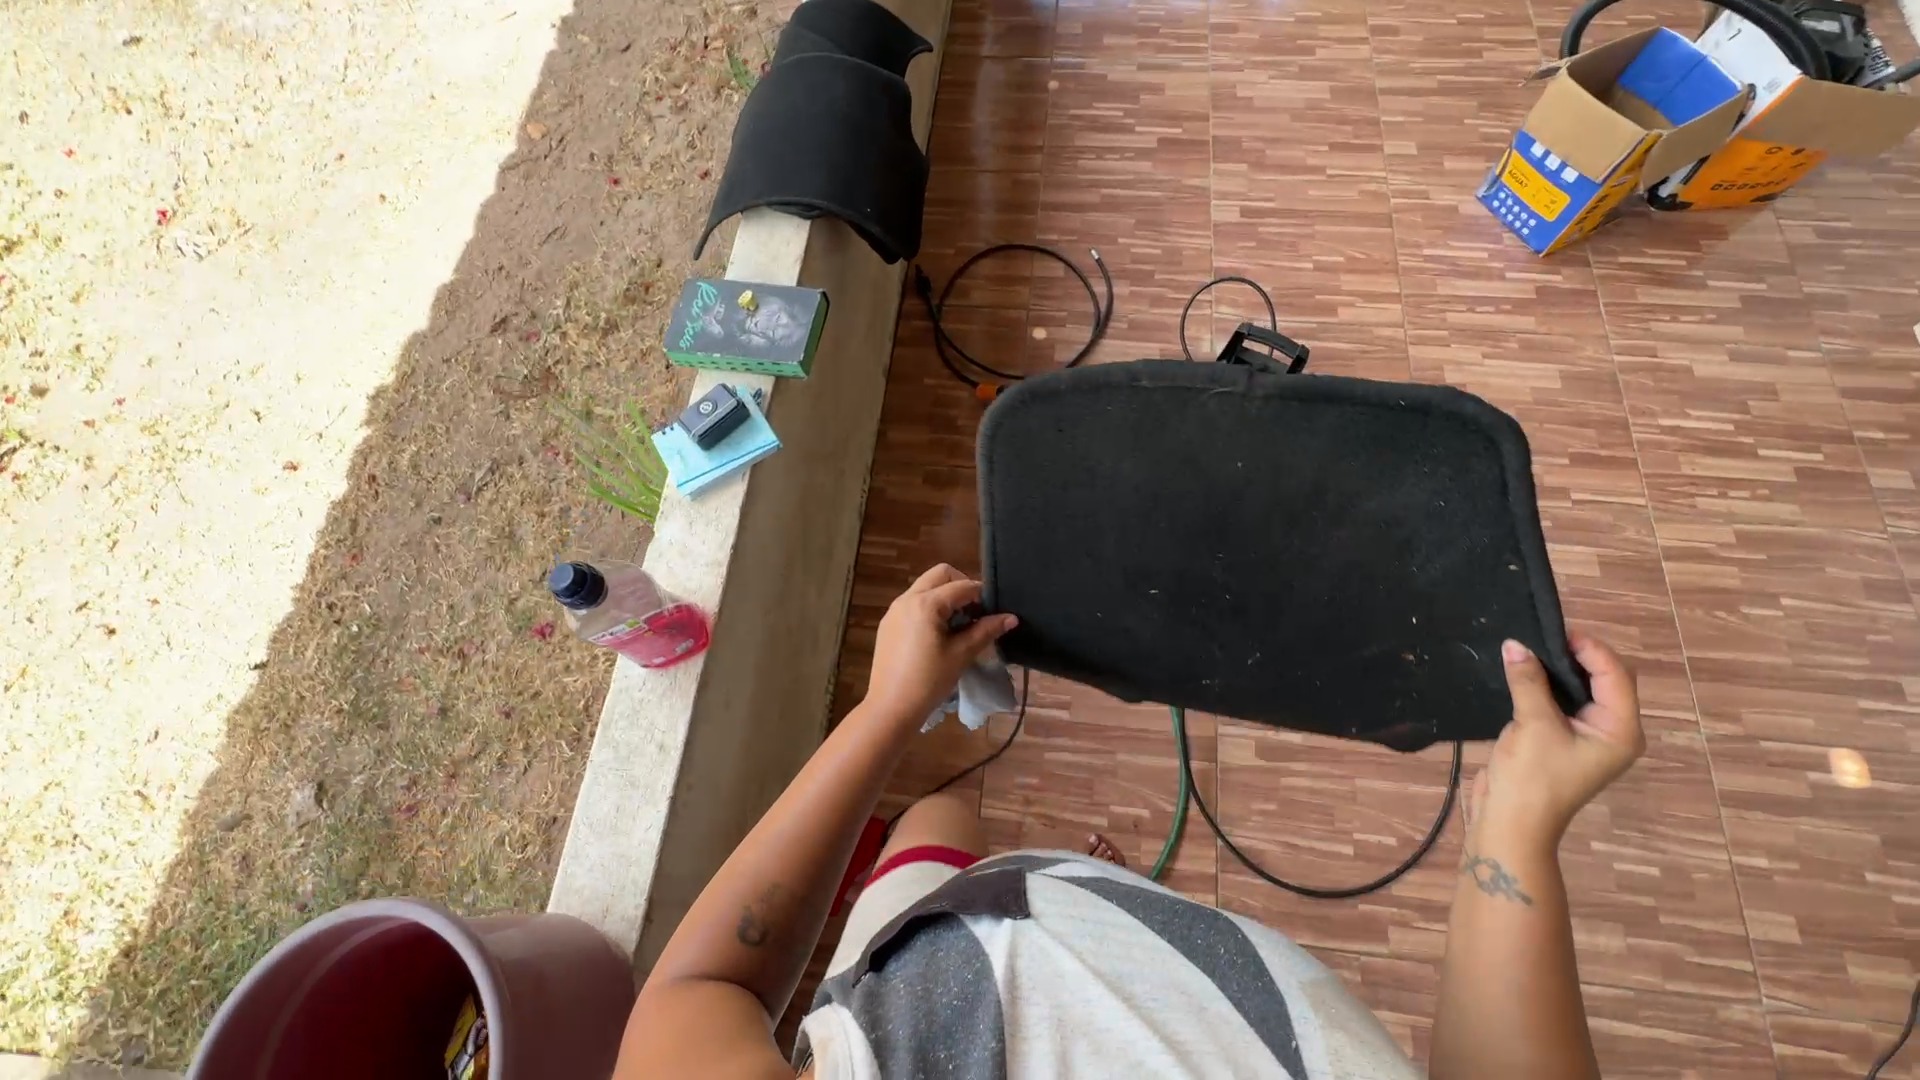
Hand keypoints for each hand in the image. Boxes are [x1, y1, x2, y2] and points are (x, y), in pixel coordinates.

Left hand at [864, 565, 1017, 724]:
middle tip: (974, 612)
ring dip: (944, 596)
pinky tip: (937, 634)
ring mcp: (894, 610)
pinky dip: (929, 607)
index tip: (992, 613)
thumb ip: (986, 631)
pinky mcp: (888, 623)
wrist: (890, 707)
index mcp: (926, 603)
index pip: (962, 586)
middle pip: (940, 574)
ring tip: (957, 625)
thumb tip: (1011, 617)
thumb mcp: (961, 654)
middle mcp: (907, 599)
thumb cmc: (929, 681)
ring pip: (925, 587)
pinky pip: (912, 603)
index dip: (982, 596)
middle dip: (961, 586)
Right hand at [1467, 634, 1643, 854]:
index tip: (1556, 631)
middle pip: (1604, 680)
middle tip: (1540, 638)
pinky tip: (1523, 675)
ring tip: (1529, 651)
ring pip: (1581, 690)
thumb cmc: (1533, 777)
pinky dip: (1545, 685)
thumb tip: (1514, 644)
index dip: (1590, 649)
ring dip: (1559, 670)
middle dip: (1577, 656)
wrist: (1511, 821)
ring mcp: (1585, 736)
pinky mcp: (1559, 740)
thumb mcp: (1533, 724)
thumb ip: (1528, 681)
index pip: (1616, 676)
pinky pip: (1560, 703)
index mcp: (1620, 730)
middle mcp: (1611, 731)